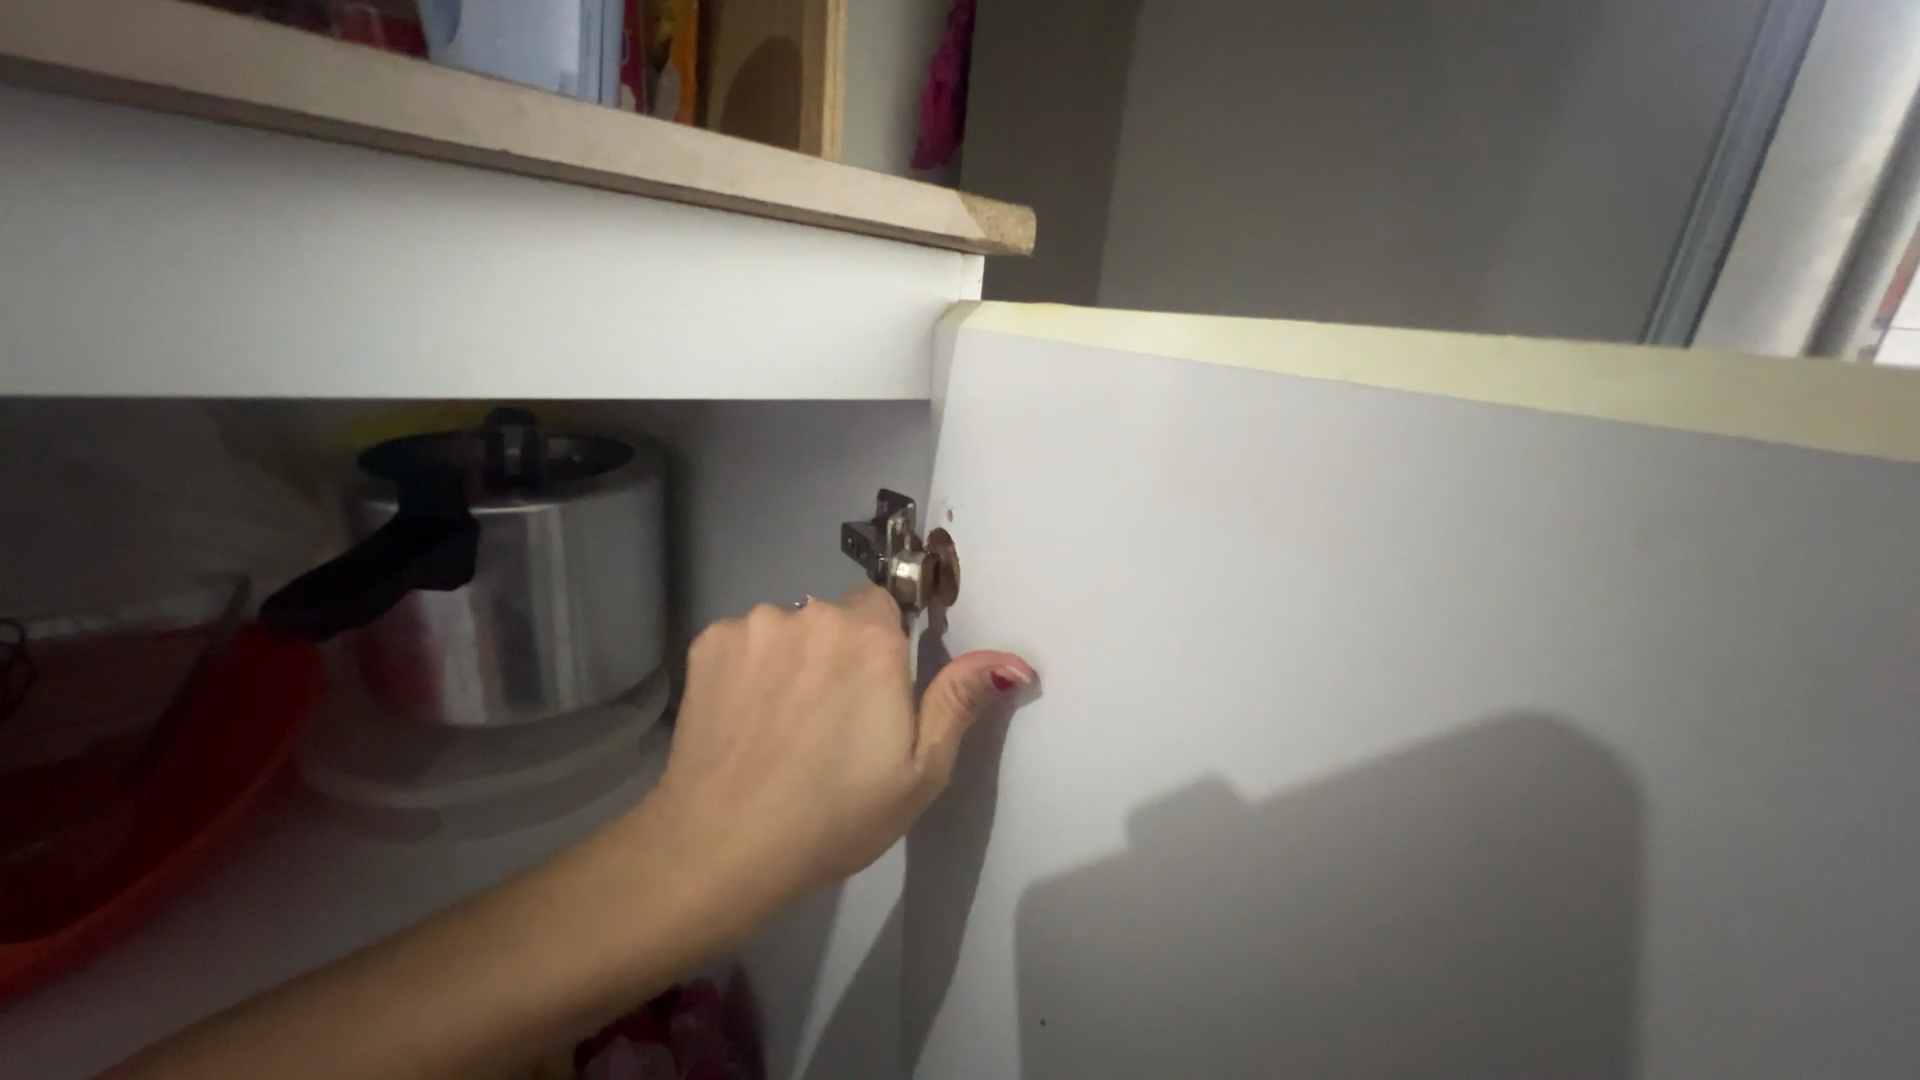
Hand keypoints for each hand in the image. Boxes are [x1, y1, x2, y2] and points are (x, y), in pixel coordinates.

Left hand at [638, 586, 1034, 910]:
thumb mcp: (920, 770)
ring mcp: (754, 626)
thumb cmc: (836, 813)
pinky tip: (742, 717)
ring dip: (790, 658)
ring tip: (779, 723)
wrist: (724, 845)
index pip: (883, 605)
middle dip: (836, 652)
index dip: (880, 647)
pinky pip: (742, 641)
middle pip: (833, 617)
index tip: (872, 692)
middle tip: (828, 718)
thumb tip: (1013, 660)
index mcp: (870, 639)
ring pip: (786, 629)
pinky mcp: (707, 644)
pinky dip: (746, 667)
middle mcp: (812, 614)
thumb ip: (960, 700)